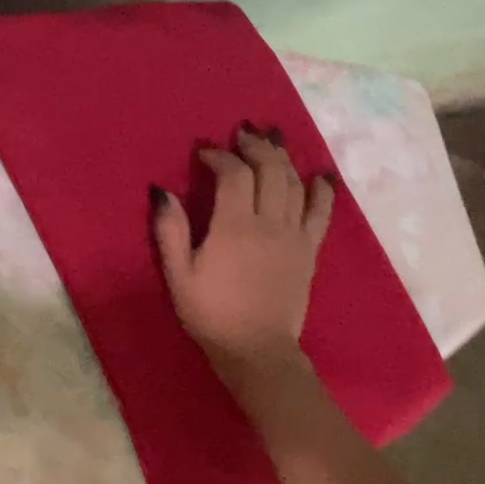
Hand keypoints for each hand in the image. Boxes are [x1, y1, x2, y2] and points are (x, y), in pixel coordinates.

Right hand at [153, 127, 335, 386]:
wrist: (256, 350)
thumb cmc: (209, 313)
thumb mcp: (178, 274)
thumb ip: (170, 231)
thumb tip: (162, 191)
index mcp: (234, 228)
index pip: (234, 175)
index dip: (219, 156)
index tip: (204, 151)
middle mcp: (269, 224)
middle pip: (270, 171)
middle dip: (256, 146)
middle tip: (241, 133)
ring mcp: (294, 237)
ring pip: (295, 184)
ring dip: (284, 158)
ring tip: (272, 141)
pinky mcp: (309, 251)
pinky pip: (321, 213)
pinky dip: (321, 190)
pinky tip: (319, 176)